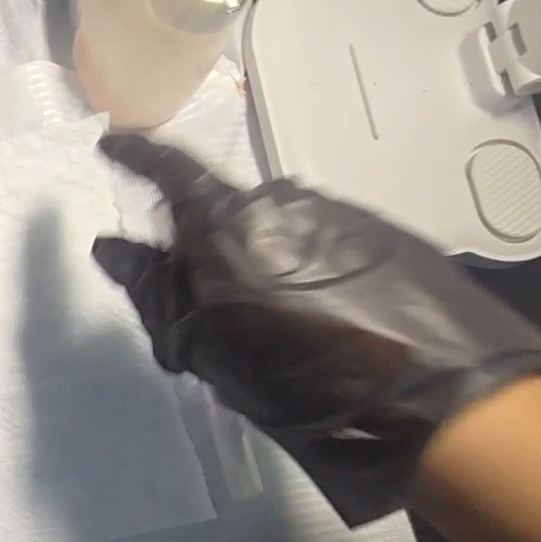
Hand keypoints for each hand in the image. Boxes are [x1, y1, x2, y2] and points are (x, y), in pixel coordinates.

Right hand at [92, 134, 540, 524]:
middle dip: (195, 248)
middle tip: (192, 307)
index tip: (109, 145)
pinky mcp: (379, 233)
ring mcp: (336, 213)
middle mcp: (282, 201)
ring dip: (246, 263)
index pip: (172, 171)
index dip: (135, 156)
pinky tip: (303, 317)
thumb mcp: (202, 345)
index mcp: (230, 223)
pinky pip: (308, 240)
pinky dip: (286, 269)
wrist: (432, 396)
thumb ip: (152, 290)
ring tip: (256, 325)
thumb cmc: (293, 376)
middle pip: (217, 211)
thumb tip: (108, 246)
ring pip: (264, 228)